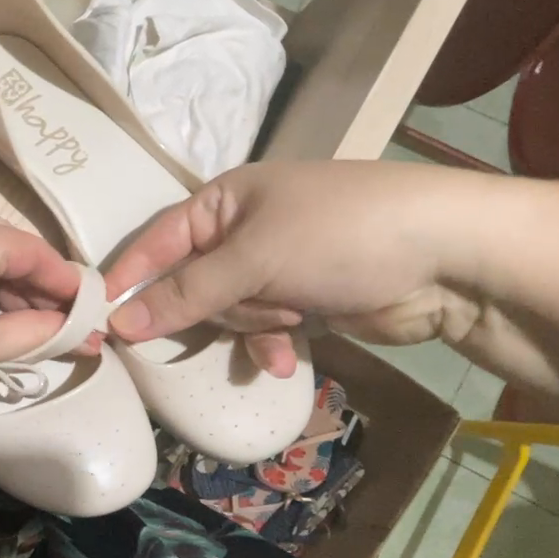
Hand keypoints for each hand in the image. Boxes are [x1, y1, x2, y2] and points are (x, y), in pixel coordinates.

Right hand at [104, 161, 485, 374]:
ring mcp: (275, 266)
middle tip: (239, 313)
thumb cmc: (341, 236)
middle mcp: (244, 230)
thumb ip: (182, 295)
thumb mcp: (252, 260)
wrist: (457, 259)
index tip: (101, 319)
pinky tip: (289, 357)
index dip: (129, 278)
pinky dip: (272, 344)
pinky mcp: (305, 299)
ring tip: (288, 322)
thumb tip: (115, 323)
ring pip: (225, 312)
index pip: (156, 241)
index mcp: (225, 200)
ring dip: (251, 326)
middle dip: (214, 307)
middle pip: (189, 284)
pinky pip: (262, 330)